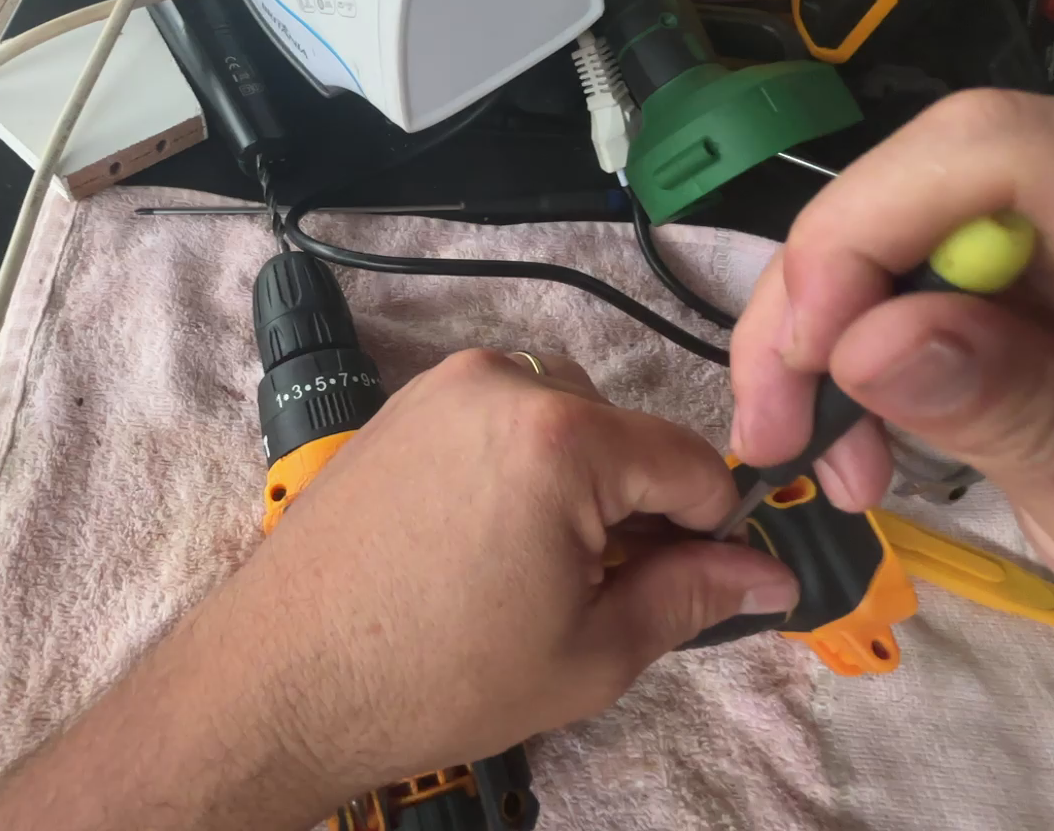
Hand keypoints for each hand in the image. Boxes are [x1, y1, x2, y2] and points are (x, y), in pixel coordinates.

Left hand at [216, 348, 797, 796]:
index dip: (711, 522)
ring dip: (576, 472)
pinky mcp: (406, 400)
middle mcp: (501, 381)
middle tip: (599, 576)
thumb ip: (690, 595)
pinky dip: (518, 455)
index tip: (703, 570)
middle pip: (620, 429)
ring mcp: (444, 382)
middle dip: (633, 497)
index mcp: (559, 436)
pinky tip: (483, 523)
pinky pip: (498, 410)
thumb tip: (766, 571)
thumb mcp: (589, 652)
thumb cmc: (440, 673)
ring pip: (560, 411)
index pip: (688, 458)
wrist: (287, 666)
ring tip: (534, 553)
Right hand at [729, 92, 1053, 667]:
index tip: (809, 360)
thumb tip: (863, 342)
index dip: (862, 234)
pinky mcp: (1051, 226)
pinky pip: (906, 254)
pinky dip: (857, 336)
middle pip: (911, 186)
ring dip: (822, 334)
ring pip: (885, 221)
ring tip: (828, 447)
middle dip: (810, 307)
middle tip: (776, 430)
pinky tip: (865, 410)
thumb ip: (1032, 428)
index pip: (1004, 156)